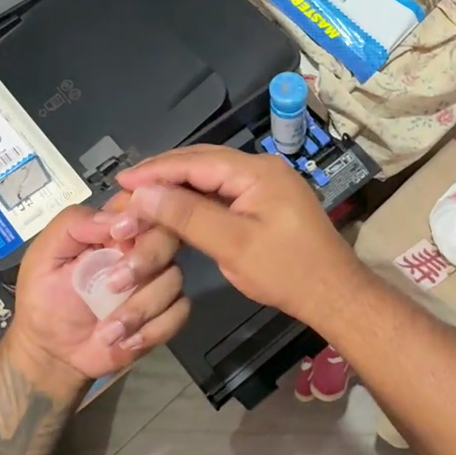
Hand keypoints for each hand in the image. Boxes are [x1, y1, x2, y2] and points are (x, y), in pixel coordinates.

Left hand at [2, 194, 189, 382]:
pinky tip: (125, 340)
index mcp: (115, 230)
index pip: (144, 205)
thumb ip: (73, 224)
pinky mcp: (165, 313)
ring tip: (108, 329)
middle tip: (112, 285)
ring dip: (140, 307)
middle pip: (169, 237)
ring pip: (173, 279)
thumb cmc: (44, 299)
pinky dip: (153, 329)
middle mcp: (143, 250)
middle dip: (145, 260)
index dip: (141, 214)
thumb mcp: (44, 255)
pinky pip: (179, 311)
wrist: (52, 352)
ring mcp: (157, 282)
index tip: (120, 234)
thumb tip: (116, 218)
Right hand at [117, 145, 367, 322]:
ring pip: (212, 176)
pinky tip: (176, 209)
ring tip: (143, 196)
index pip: (195, 161)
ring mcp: (267, 184)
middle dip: (163, 173)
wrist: (333, 293)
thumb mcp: (232, 245)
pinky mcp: (267, 202)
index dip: (155, 170)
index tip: (121, 180)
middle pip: (203, 162)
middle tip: (126, 186)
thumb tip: (143, 192)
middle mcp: (262, 168)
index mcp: (257, 171)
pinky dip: (196, 198)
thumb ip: (187, 215)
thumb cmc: (287, 271)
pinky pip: (224, 191)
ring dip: (178, 185)